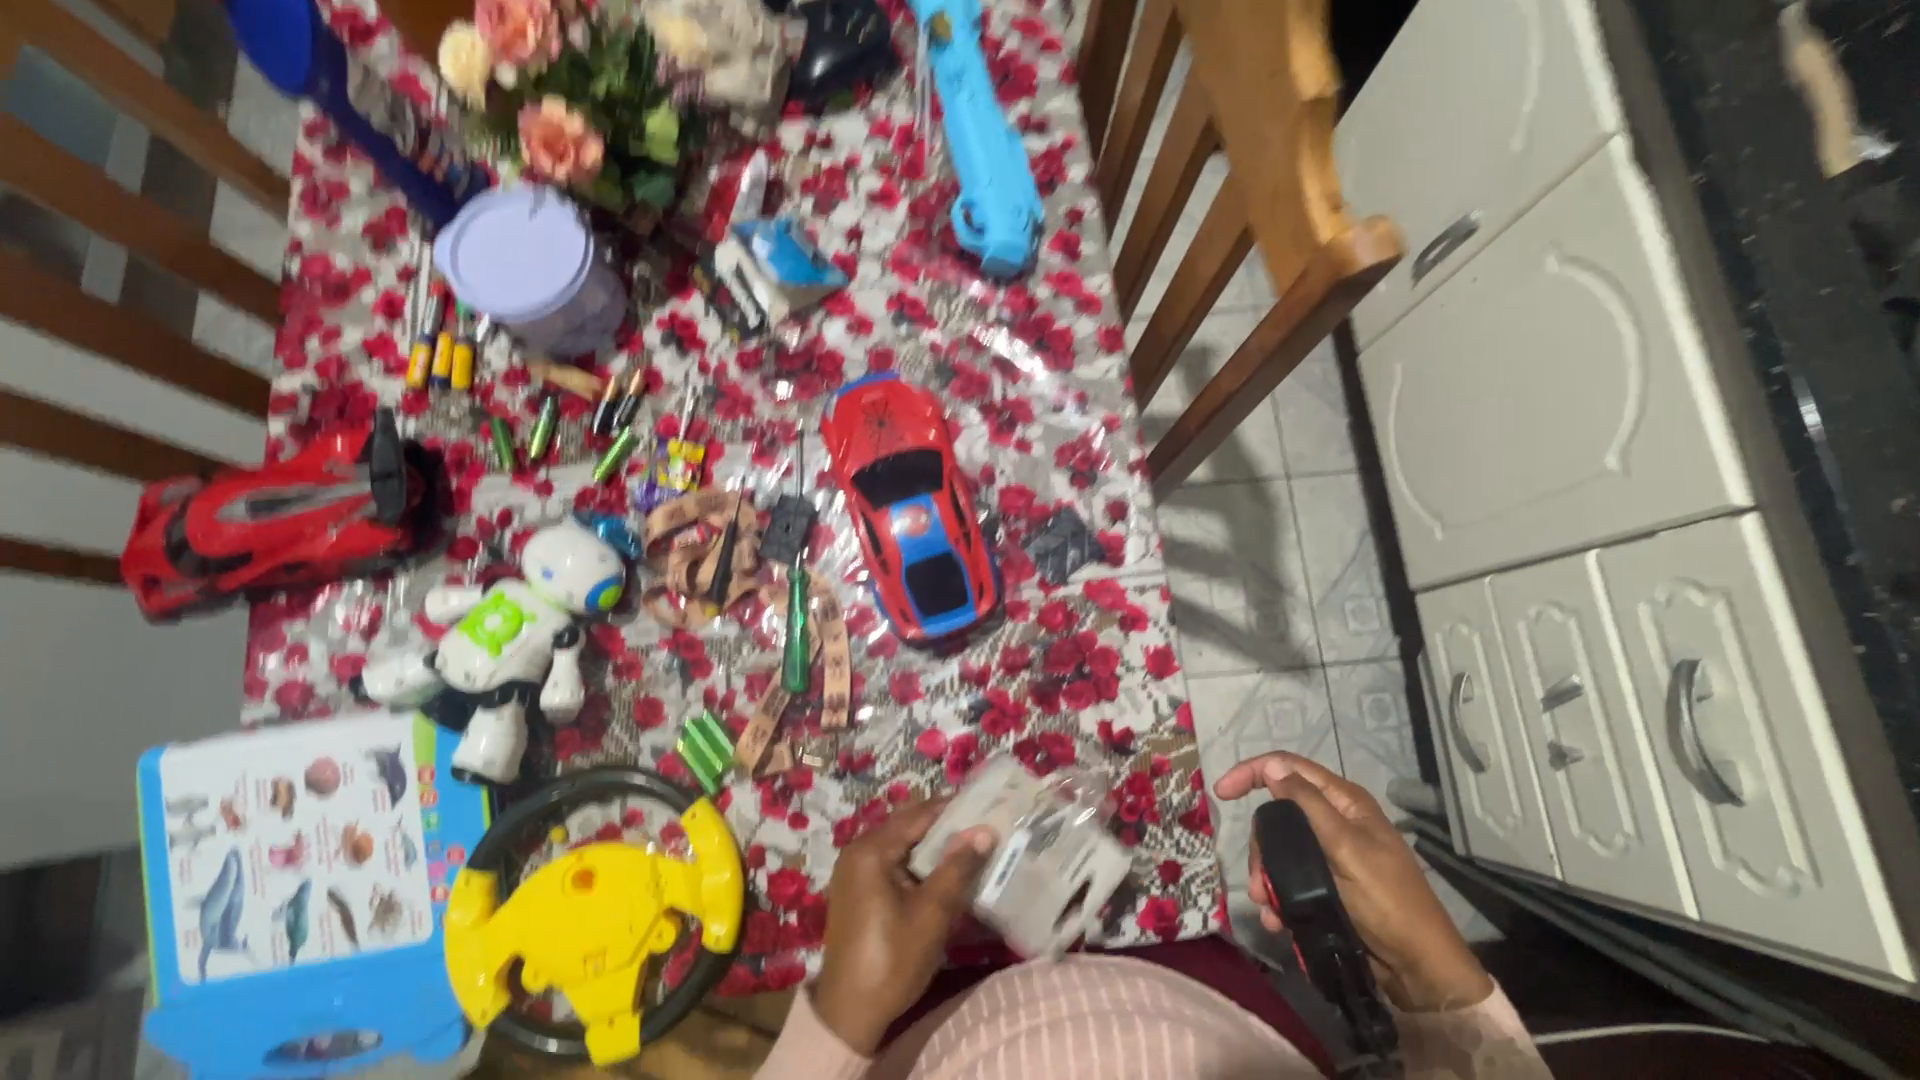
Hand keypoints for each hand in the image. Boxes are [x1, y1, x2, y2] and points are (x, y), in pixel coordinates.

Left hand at [811, 798, 994, 1053]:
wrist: (850, 1012)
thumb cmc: (892, 959)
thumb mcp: (932, 913)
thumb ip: (958, 867)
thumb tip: (984, 830)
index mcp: (871, 849)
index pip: (919, 814)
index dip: (954, 810)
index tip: (989, 808)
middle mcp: (858, 851)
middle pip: (908, 827)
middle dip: (946, 828)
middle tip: (984, 830)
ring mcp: (854, 871)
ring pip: (902, 846)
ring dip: (933, 848)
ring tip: (972, 851)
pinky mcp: (857, 891)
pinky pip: (893, 864)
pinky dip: (918, 865)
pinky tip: (944, 876)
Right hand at [1214, 752, 1492, 1012]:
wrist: (1416, 965)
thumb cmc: (1387, 900)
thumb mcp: (1347, 848)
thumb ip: (1308, 804)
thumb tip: (1272, 767)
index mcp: (1343, 802)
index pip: (1289, 768)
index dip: (1252, 772)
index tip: (1221, 793)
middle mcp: (1334, 821)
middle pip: (1277, 815)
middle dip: (1260, 846)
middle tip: (1257, 882)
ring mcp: (1329, 853)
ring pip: (1278, 850)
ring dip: (1266, 877)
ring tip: (1267, 907)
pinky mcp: (1325, 883)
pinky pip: (1287, 879)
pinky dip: (1277, 897)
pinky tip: (1276, 919)